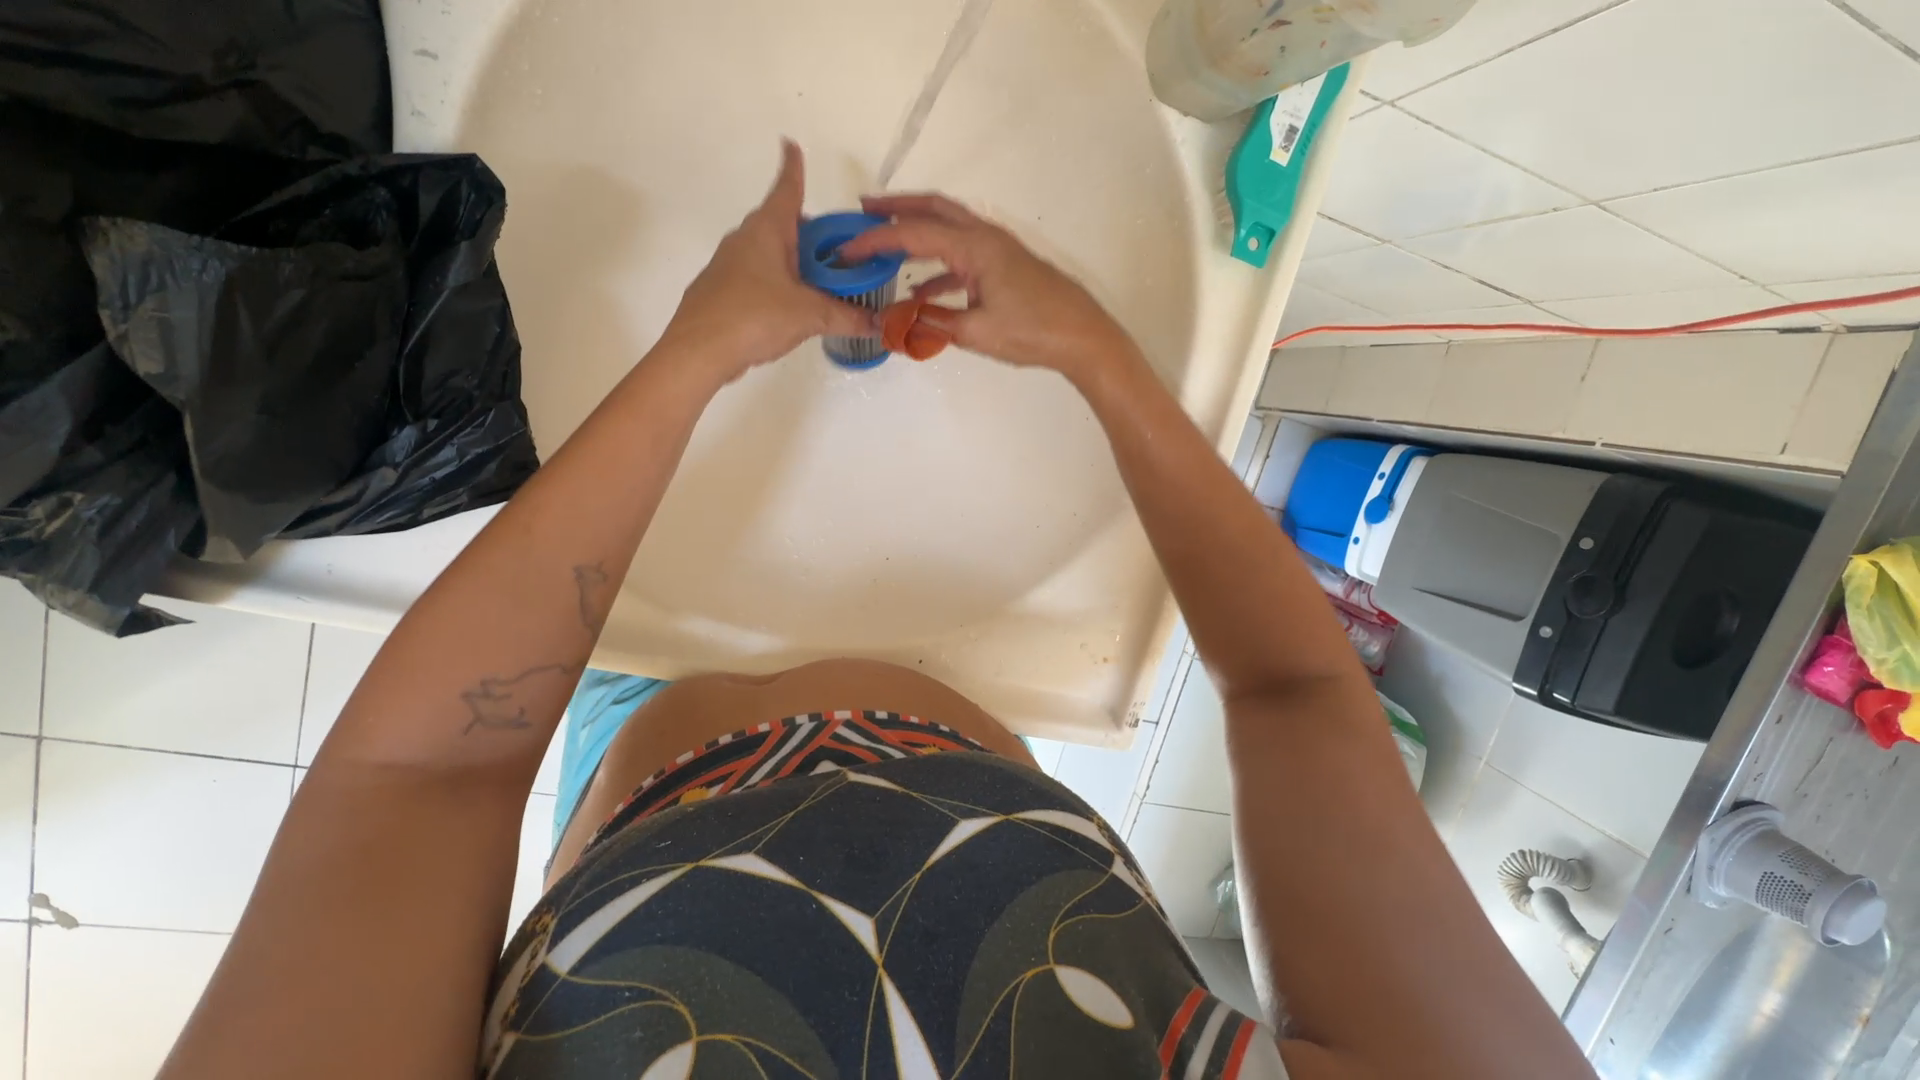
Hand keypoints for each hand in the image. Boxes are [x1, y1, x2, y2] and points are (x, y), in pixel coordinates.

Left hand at [655, 141, 873, 384]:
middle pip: (785, 226)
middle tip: (841, 252)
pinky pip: (760, 279)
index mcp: (768, 230)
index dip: (793, 168)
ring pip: (772, 255)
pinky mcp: (723, 292)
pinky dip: (780, 286)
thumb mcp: (810, 316)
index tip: (791, 144)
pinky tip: (793, 311)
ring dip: (798, 264)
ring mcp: (730, 266)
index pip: (786, 189)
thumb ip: (847, 317)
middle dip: (813, 235)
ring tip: (824, 287)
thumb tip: (881, 323)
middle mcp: (746, 240)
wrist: (698, 351)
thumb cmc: (754, 316)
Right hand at [837, 193, 1139, 379]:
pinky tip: (920, 291)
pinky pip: (961, 256)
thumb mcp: (974, 332)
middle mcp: (984, 236)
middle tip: (863, 210)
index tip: (846, 248)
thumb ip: (930, 323)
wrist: (1082, 336)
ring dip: (916, 232)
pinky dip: (937, 266)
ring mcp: (997, 249)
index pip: (913, 233)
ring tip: (885, 242)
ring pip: (948, 229)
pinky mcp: (1005, 266)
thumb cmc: (1032, 332)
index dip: (875, 239)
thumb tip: (893, 321)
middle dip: (896, 208)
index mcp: (974, 246)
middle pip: (933, 210)